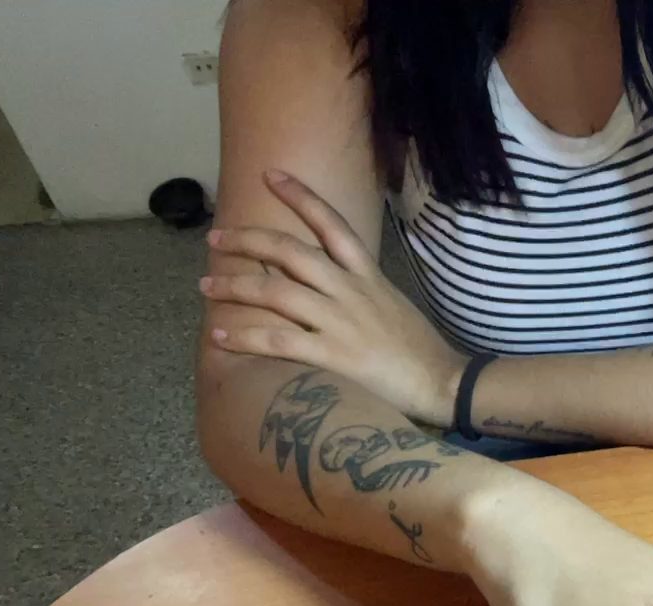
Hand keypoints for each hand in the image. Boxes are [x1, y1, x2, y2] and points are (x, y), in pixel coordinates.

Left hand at [202, 169, 465, 426]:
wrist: (446, 384)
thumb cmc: (423, 352)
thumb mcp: (396, 307)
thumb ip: (365, 292)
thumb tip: (336, 286)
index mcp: (369, 279)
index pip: (334, 226)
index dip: (301, 197)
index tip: (270, 175)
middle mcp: (352, 293)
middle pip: (290, 253)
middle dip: (248, 241)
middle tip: (216, 239)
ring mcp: (342, 323)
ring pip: (276, 292)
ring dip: (234, 285)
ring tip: (206, 285)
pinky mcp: (336, 356)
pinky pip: (279, 340)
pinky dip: (245, 335)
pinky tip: (220, 334)